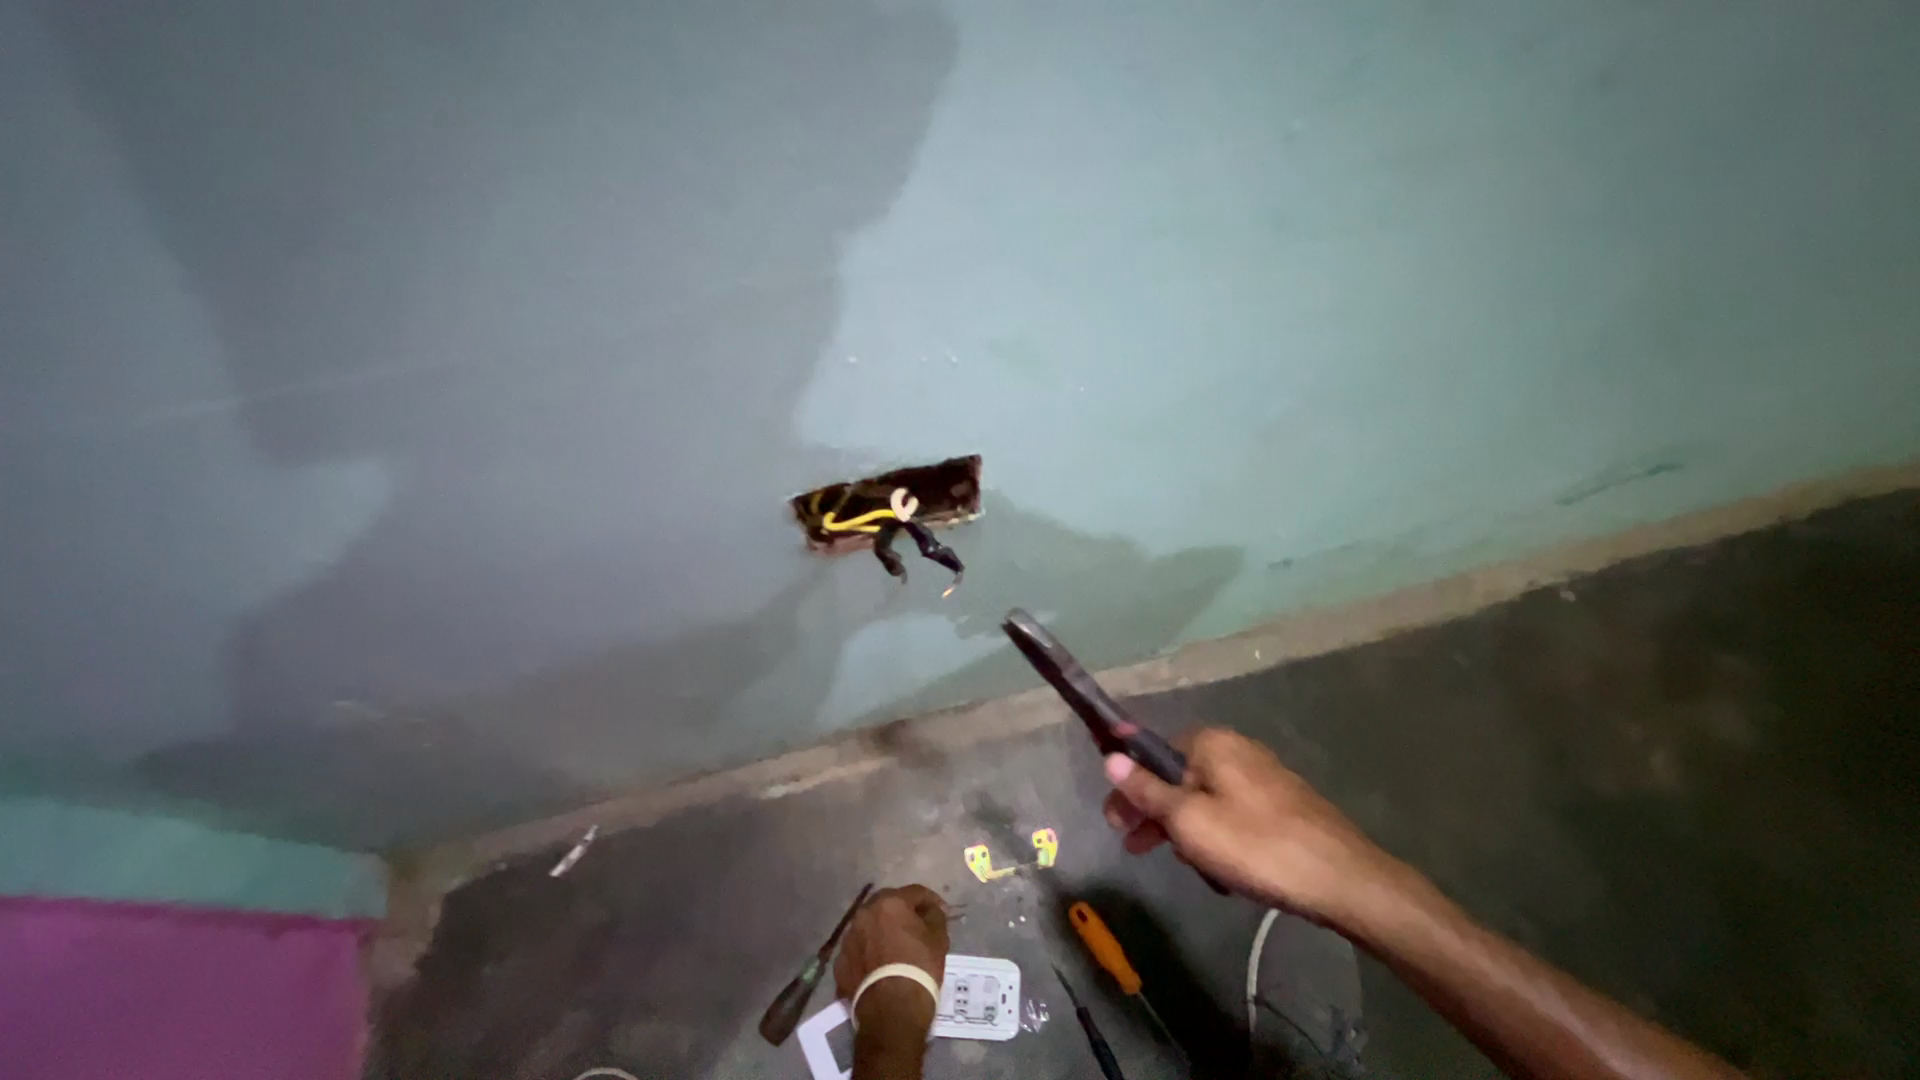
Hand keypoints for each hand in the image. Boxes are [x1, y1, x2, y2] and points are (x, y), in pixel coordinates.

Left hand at [833, 885, 949, 1022]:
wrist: (891, 1011)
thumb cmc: (919, 968)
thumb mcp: (938, 939)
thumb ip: (935, 916)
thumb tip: (931, 910)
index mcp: (890, 903)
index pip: (915, 892)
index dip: (931, 900)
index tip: (942, 911)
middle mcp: (864, 913)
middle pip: (887, 905)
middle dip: (902, 911)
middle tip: (915, 925)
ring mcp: (848, 938)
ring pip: (868, 926)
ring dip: (881, 931)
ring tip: (894, 947)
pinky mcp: (840, 962)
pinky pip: (858, 950)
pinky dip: (868, 953)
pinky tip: (877, 966)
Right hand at [1103, 728, 1390, 922]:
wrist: (1341, 879)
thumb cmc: (1254, 845)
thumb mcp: (1188, 821)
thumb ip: (1146, 789)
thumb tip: (1110, 757)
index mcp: (1210, 742)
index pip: (1151, 753)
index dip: (1128, 788)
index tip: (1116, 823)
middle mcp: (1236, 747)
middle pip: (1177, 775)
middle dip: (1154, 810)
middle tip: (1137, 847)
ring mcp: (1263, 774)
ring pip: (1204, 796)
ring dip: (1183, 826)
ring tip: (1179, 862)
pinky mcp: (1282, 802)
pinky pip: (1231, 810)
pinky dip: (1214, 831)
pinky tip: (1217, 865)